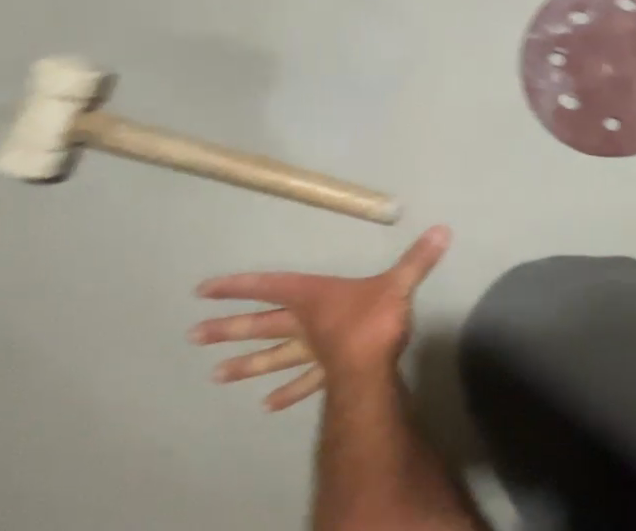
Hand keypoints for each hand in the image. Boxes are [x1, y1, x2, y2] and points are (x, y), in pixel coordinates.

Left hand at [190, 226, 450, 410]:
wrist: (371, 368)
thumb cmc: (375, 320)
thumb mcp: (398, 283)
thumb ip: (418, 258)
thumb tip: (443, 229)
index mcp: (313, 297)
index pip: (270, 287)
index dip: (238, 286)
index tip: (203, 290)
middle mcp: (305, 324)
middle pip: (261, 325)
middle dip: (229, 328)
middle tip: (192, 335)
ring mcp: (311, 352)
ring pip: (273, 357)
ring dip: (246, 365)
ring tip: (215, 375)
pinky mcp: (325, 374)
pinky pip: (302, 382)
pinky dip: (287, 392)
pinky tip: (267, 406)